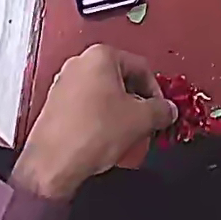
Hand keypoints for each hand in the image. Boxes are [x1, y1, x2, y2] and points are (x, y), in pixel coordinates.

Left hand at [13, 45, 176, 200]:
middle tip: (146, 123)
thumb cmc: (94, 132)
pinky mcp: (55, 104)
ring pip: (104, 94)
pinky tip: (105, 140)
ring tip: (126, 135)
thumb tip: (168, 110)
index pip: (141, 67)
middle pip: (121, 79)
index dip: (156, 91)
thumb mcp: (141, 120)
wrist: (52, 164)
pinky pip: (87, 106)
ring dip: (120, 112)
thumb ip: (161, 110)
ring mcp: (64, 83)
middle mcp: (80, 63)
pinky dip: (100, 119)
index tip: (160, 110)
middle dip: (137, 103)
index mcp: (101, 56)